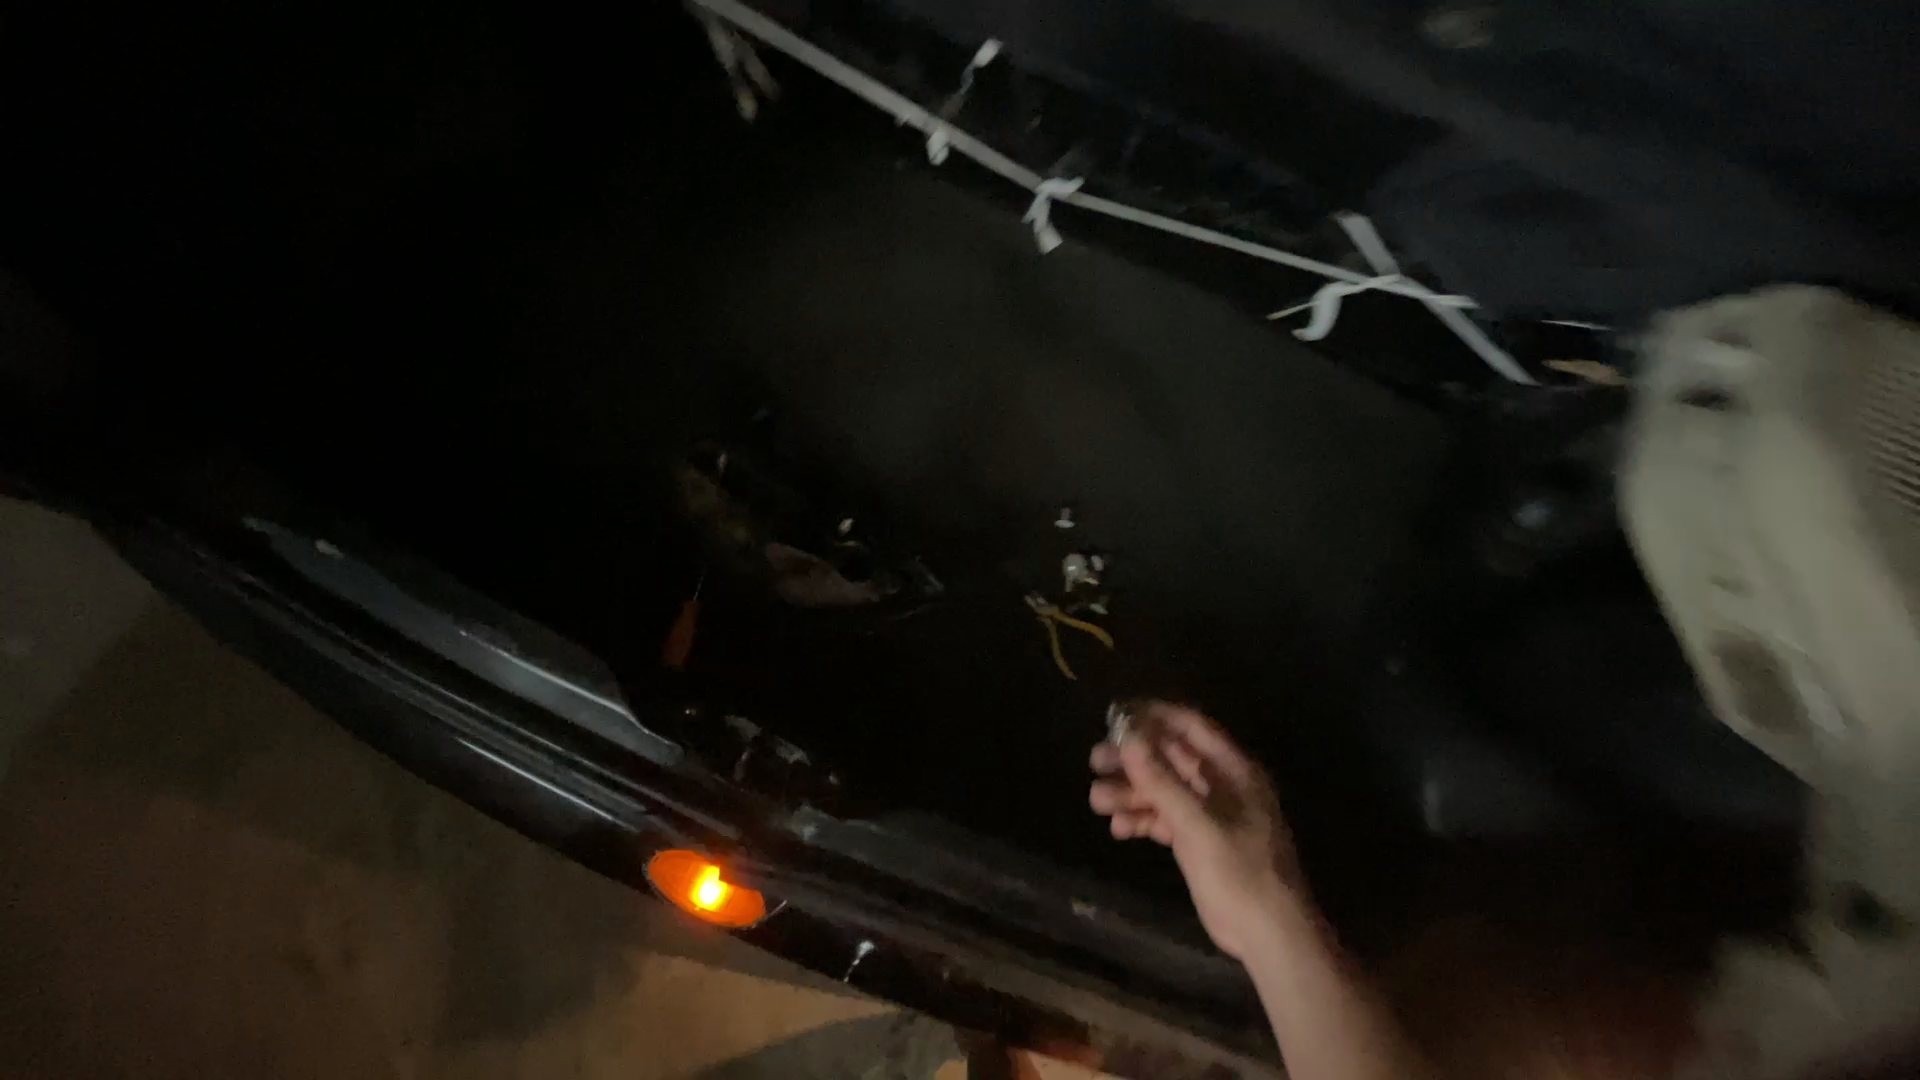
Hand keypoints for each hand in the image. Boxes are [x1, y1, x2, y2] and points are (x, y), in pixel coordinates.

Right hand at [1088, 703, 1303, 959]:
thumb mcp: (1197, 824)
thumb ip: (1161, 780)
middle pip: (1170, 758)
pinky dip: (1141, 819)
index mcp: (1233, 770)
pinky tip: (1118, 828)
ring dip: (1131, 792)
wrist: (1269, 936)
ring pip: (1163, 789)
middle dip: (1133, 758)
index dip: (1154, 716)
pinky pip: (1164, 818)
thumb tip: (1128, 737)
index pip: (1191, 726)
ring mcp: (1209, 814)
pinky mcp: (1198, 840)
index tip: (1116, 713)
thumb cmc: (1241, 872)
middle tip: (1096, 759)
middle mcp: (1220, 785)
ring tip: (1096, 800)